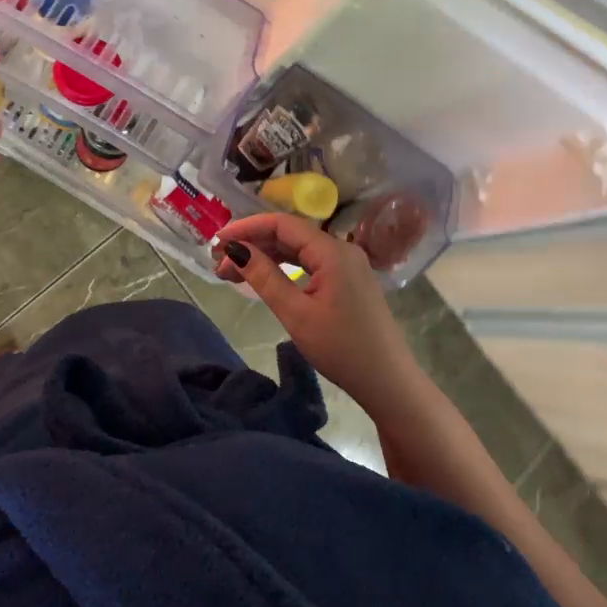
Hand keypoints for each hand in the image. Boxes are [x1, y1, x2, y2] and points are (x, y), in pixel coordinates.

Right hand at [213, 213, 418, 407]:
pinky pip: (311, 263)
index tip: (217, 240)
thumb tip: (235, 250)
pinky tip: (265, 278)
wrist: (389, 382)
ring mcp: (347, 265)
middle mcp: (342, 249)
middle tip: (220, 264)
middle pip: (290, 234)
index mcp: (332, 251)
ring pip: (299, 249)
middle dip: (253, 244)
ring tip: (234, 273)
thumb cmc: (342, 349)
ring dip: (267, 256)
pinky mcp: (349, 281)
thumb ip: (265, 277)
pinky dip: (285, 267)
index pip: (282, 224)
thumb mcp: (296, 314)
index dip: (247, 227)